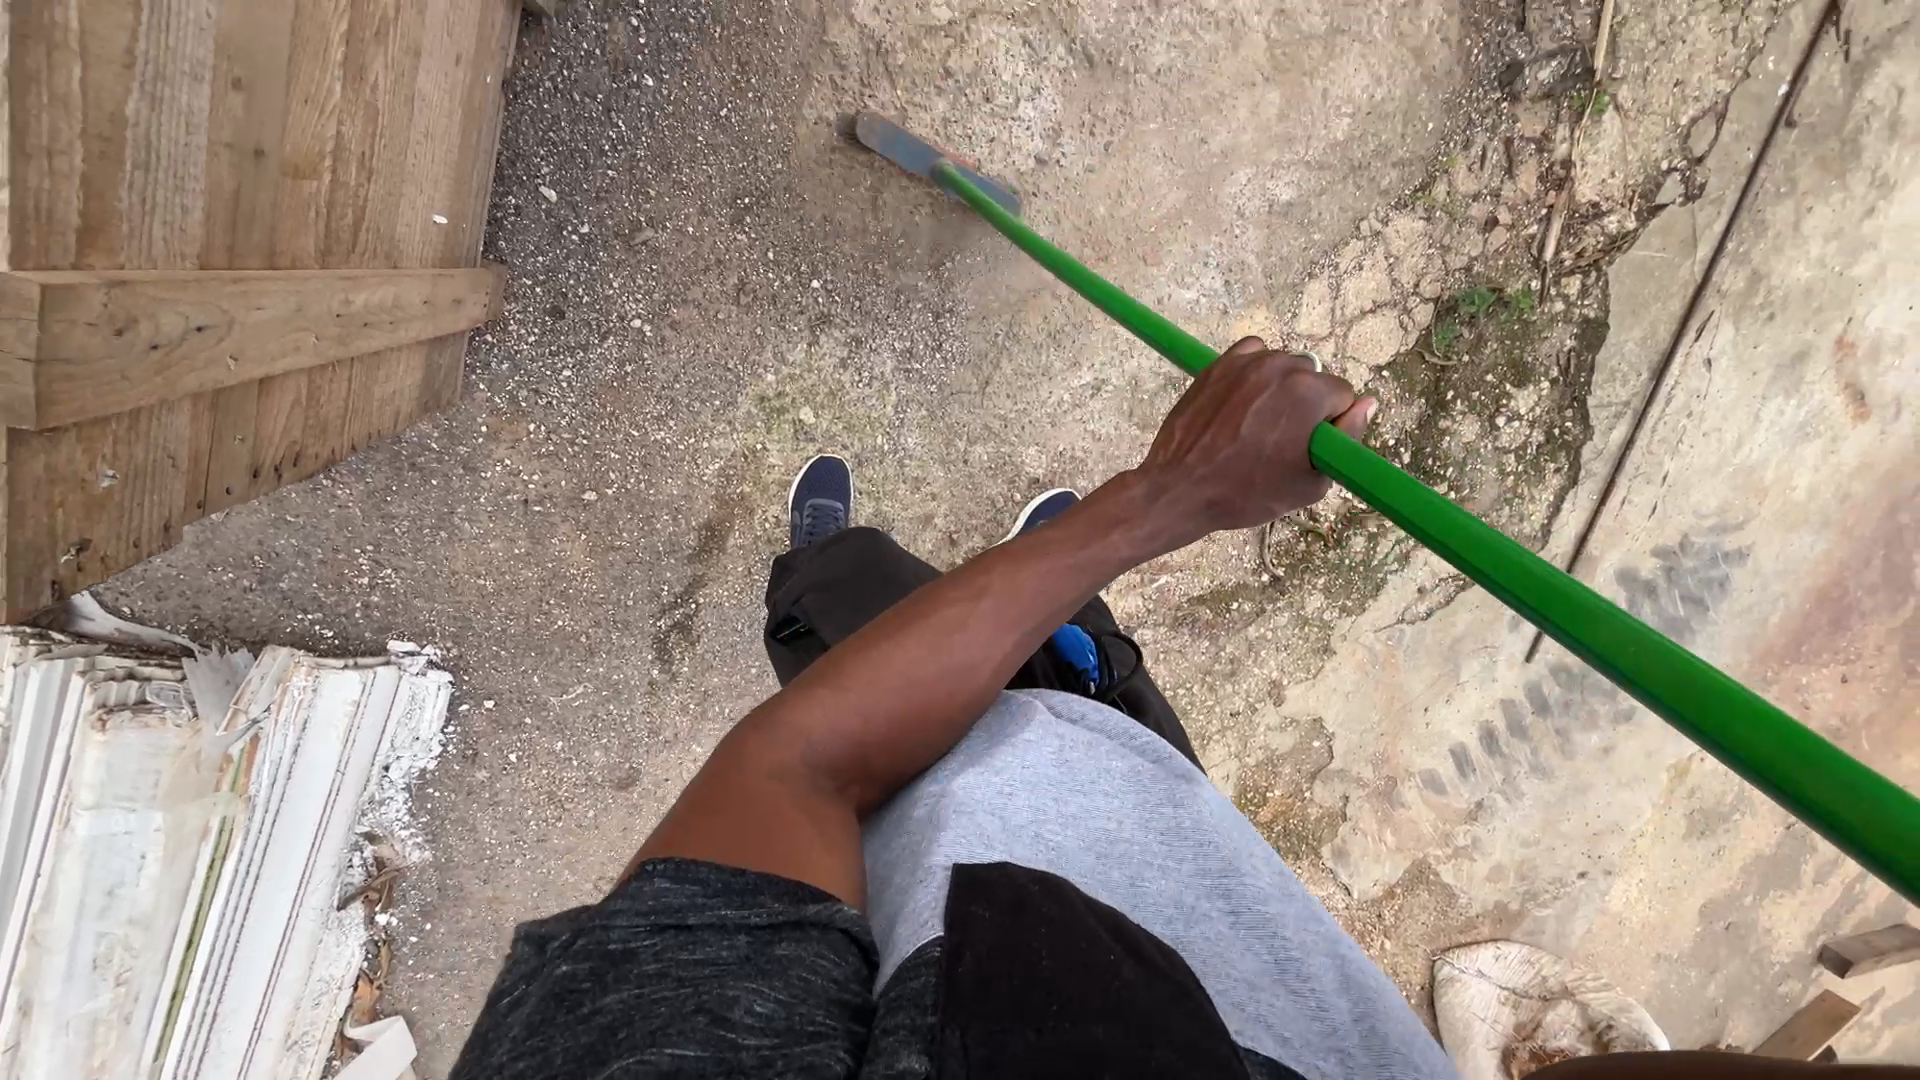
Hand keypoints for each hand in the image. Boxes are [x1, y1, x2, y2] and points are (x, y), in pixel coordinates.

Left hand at [1128, 337, 1374, 551]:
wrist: (1180, 488)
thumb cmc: (1245, 493)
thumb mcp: (1310, 483)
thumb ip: (1347, 440)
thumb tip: (1367, 405)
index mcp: (1310, 392)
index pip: (1343, 396)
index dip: (1329, 424)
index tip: (1305, 446)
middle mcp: (1280, 367)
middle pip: (1313, 378)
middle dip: (1305, 404)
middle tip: (1278, 440)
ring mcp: (1246, 363)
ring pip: (1283, 366)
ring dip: (1278, 388)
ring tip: (1255, 425)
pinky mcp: (1218, 365)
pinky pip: (1252, 355)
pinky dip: (1253, 372)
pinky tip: (1242, 401)